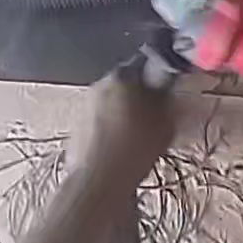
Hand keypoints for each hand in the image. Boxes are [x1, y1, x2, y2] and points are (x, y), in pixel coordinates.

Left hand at [66, 60, 177, 175]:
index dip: (157, 75)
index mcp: (122, 75)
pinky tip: (120, 146)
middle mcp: (99, 83)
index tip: (165, 90)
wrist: (98, 180)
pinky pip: (99, 119)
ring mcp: (85, 104)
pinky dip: (110, 126)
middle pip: (125, 82)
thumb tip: (165, 88)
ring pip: (111, 101)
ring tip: (137, 135)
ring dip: (123, 111)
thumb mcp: (165, 123)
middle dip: (139, 95)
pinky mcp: (76, 125)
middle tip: (154, 115)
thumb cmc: (136, 147)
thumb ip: (165, 100)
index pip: (143, 62)